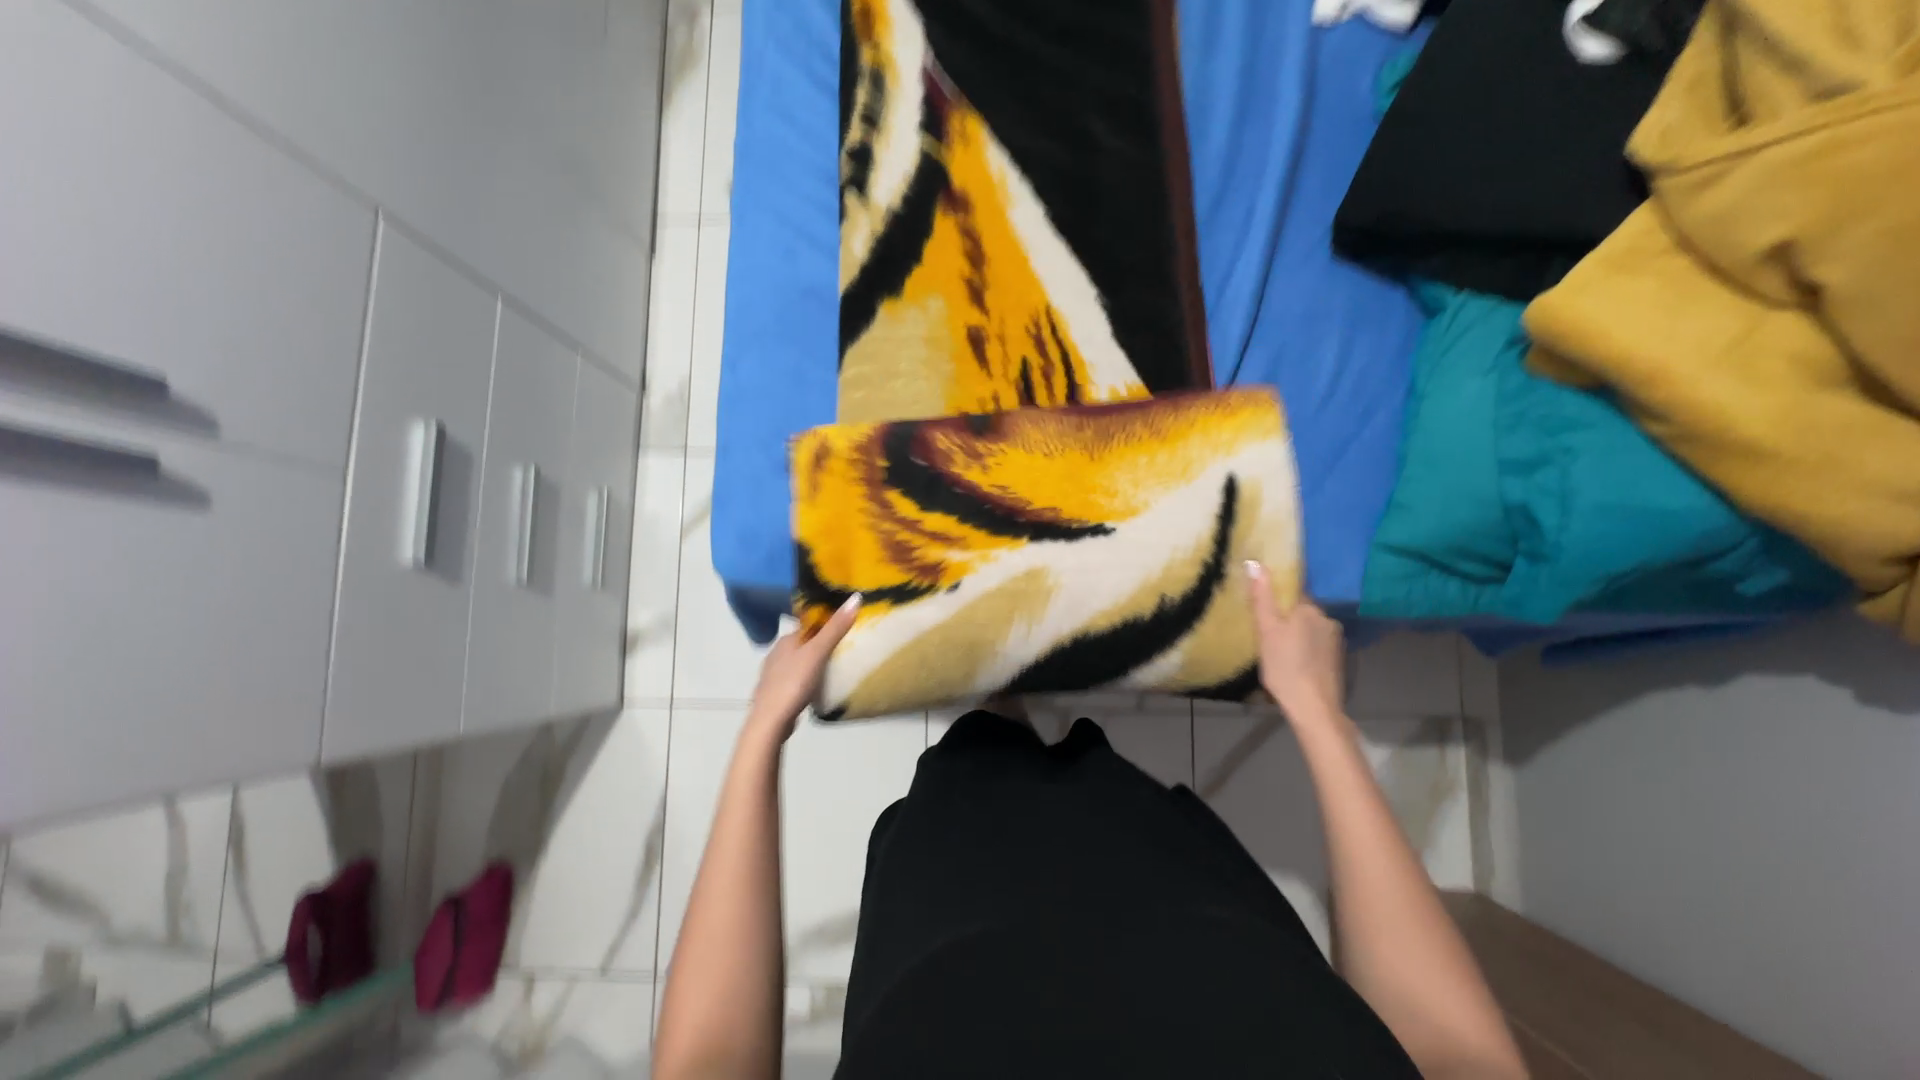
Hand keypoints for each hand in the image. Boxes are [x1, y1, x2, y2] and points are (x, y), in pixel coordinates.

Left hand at [743, 594, 861, 744]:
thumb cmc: (793, 683)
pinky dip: (805, 681)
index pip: (808, 626)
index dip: (826, 625)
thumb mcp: (817, 653)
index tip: (845, 629)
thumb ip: (835, 628)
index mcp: (785, 641)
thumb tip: (855, 597)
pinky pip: (794, 680)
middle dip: (820, 646)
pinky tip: (816, 689)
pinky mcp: (775, 694)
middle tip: (844, 651)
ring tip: (834, 670)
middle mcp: (776, 654)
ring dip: (813, 664)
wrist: (770, 721)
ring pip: (797, 663)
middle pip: (803, 644)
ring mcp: (773, 675)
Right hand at [1244, 561, 1344, 723]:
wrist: (1314, 708)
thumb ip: (1262, 597)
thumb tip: (1255, 562)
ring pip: (1309, 628)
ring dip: (1296, 634)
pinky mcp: (1337, 659)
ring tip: (1278, 649)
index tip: (1262, 606)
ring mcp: (1335, 640)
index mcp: (1309, 608)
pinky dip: (1306, 649)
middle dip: (1286, 617)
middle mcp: (1327, 618)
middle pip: (1301, 610)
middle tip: (1265, 632)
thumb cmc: (1285, 666)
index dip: (1276, 597)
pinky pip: (1317, 644)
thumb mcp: (1266, 631)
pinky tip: (1294, 662)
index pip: (1292, 591)